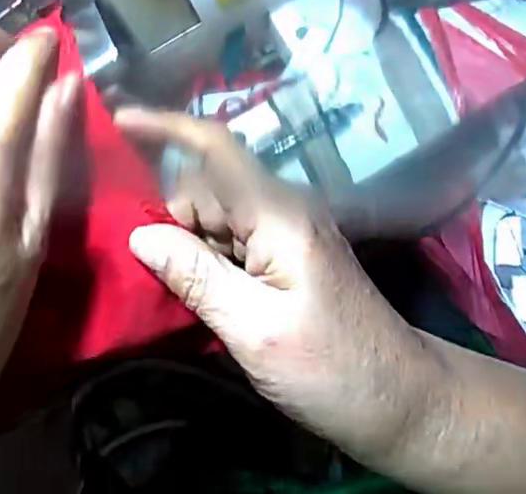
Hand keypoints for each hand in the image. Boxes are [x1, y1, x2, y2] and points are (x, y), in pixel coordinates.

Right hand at [118, 109, 442, 473]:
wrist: (408, 405)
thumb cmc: (336, 371)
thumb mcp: (257, 333)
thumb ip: (195, 276)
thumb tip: (140, 235)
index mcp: (276, 212)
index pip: (215, 147)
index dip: (164, 125)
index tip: (117, 120)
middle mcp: (280, 206)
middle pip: (205, 186)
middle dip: (169, 215)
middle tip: (144, 264)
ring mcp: (284, 227)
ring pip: (213, 213)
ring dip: (185, 241)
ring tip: (173, 288)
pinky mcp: (284, 251)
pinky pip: (229, 237)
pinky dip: (204, 256)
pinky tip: (195, 291)